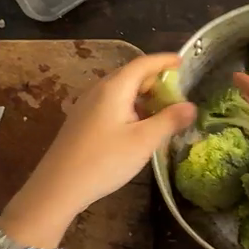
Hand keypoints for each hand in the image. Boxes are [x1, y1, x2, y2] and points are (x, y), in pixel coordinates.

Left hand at [11, 53, 195, 225]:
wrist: (57, 188)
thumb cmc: (103, 161)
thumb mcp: (143, 141)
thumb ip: (169, 121)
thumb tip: (191, 107)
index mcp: (114, 88)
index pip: (143, 63)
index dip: (164, 61)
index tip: (183, 62)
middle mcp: (99, 90)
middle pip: (131, 75)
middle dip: (156, 80)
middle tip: (178, 93)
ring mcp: (87, 105)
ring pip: (121, 90)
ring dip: (143, 95)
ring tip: (162, 111)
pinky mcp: (82, 121)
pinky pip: (111, 103)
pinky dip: (130, 106)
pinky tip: (138, 126)